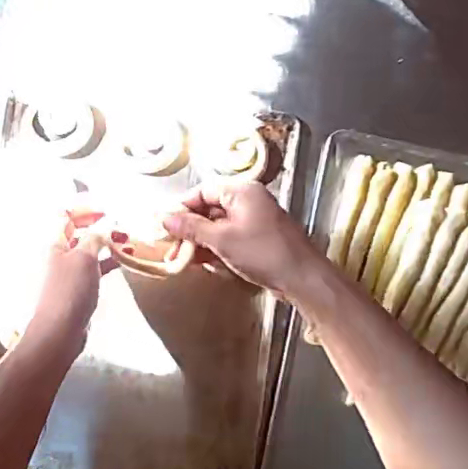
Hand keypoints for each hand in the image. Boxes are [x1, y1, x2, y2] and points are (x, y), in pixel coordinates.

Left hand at [23, 208, 111, 358]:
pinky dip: (111, 262)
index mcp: (57, 244)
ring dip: (109, 244)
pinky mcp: (82, 288)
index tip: (108, 208)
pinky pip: (98, 268)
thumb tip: (104, 225)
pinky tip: (125, 260)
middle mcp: (62, 255)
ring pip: (92, 251)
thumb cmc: (70, 290)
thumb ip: (95, 238)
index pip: (68, 217)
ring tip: (129, 242)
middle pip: (81, 234)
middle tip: (123, 225)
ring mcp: (72, 273)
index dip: (86, 209)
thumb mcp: (84, 258)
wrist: (60, 331)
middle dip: (101, 227)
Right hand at [163, 182, 325, 300]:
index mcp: (242, 191)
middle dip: (190, 230)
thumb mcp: (222, 240)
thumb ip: (191, 227)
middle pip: (209, 209)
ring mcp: (255, 220)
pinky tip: (205, 263)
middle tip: (173, 249)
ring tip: (184, 260)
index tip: (166, 226)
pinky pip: (230, 238)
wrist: (301, 278)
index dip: (182, 208)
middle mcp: (248, 200)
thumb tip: (166, 218)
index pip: (202, 191)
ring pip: (219, 226)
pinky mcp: (258, 238)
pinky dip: (216, 249)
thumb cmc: (263, 253)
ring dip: (201, 242)